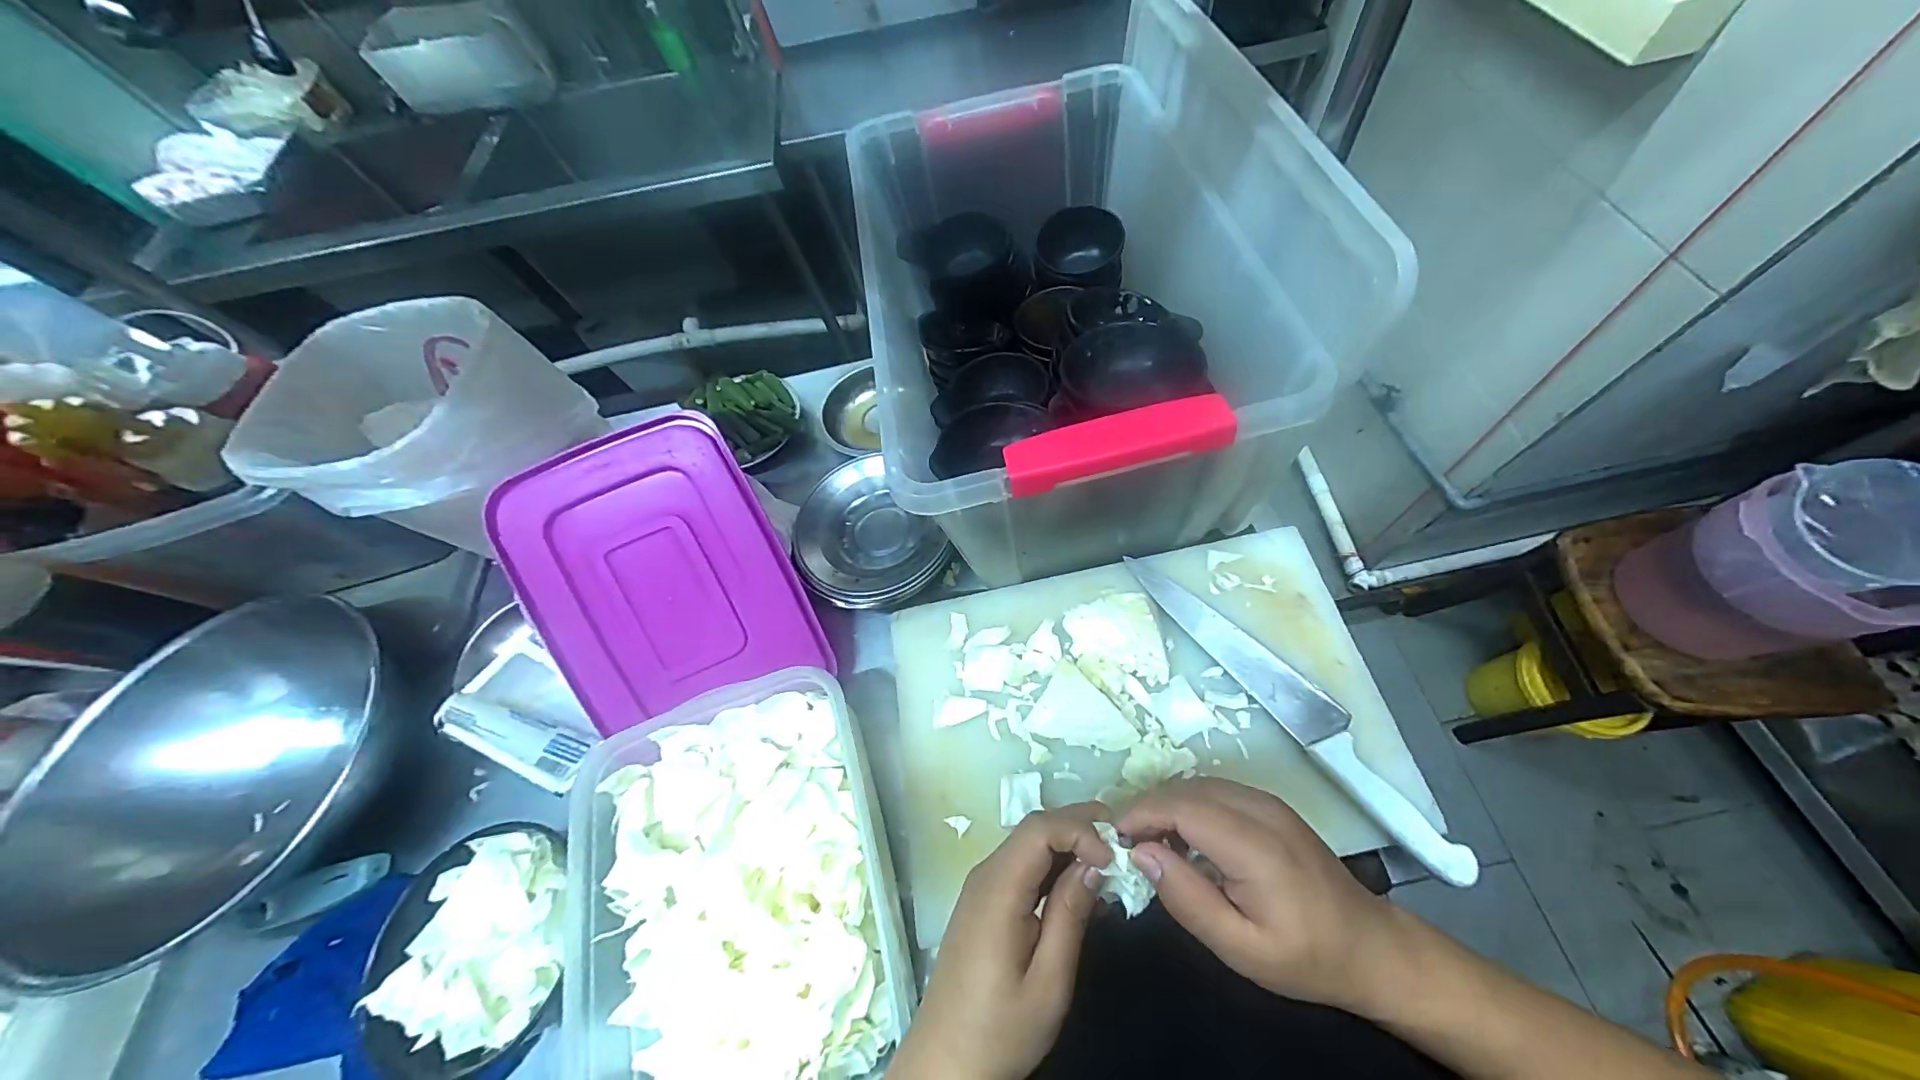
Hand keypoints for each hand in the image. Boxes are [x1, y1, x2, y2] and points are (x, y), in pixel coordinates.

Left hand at [891, 803, 1113, 1079]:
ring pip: (1028, 844)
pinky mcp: (984, 902)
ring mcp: (981, 887)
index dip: (1079, 830)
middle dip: (1079, 827)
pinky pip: (1022, 866)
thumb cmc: (999, 1029)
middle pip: (1033, 829)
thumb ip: (1070, 916)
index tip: (1114, 860)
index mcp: (997, 890)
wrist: (945, 1060)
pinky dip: (1054, 866)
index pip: (1038, 829)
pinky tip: (1082, 889)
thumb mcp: (1048, 982)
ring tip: (1111, 866)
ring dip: (1069, 845)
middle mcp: (985, 876)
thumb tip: (1094, 865)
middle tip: (1123, 845)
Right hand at [1117, 777, 1406, 1012]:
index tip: (1114, 838)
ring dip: (1165, 804)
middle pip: (1185, 789)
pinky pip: (1214, 790)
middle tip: (1124, 843)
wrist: (1370, 946)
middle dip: (1146, 808)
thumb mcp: (1239, 947)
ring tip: (1148, 842)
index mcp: (1255, 845)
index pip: (1181, 807)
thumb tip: (1141, 853)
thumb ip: (1187, 898)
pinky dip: (1187, 804)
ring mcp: (1267, 802)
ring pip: (1197, 784)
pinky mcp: (1269, 804)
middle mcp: (1261, 810)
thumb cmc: (1304, 956)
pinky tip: (1182, 836)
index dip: (1140, 814)